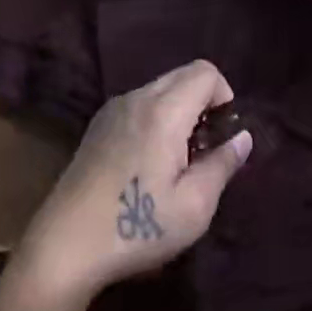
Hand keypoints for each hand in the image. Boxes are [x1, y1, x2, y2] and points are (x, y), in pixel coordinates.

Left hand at [18, 61, 251, 302]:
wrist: (69, 238)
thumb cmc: (138, 225)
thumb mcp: (194, 205)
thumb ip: (222, 164)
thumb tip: (242, 137)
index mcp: (163, 110)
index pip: (204, 72)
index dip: (224, 95)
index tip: (225, 134)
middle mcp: (136, 97)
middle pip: (181, 74)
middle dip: (204, 101)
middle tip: (208, 148)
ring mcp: (113, 107)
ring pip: (159, 88)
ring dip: (179, 110)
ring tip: (180, 159)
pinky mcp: (99, 122)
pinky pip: (139, 103)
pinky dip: (156, 116)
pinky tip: (150, 161)